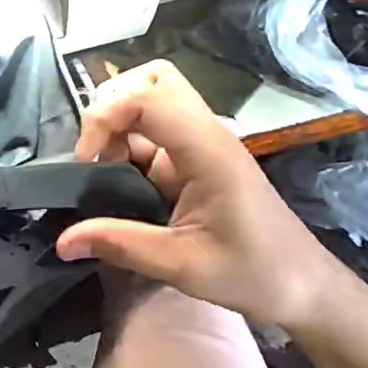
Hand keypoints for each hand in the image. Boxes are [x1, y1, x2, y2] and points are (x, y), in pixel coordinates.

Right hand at [55, 60, 359, 333]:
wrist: (305, 287)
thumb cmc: (254, 274)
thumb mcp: (181, 266)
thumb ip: (119, 245)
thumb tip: (63, 241)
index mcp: (207, 150)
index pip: (146, 99)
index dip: (104, 118)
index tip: (85, 163)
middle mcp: (204, 134)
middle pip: (153, 80)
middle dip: (112, 105)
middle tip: (95, 153)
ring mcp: (200, 143)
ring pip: (150, 100)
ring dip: (117, 123)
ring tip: (101, 166)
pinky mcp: (194, 157)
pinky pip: (152, 130)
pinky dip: (125, 142)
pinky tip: (116, 178)